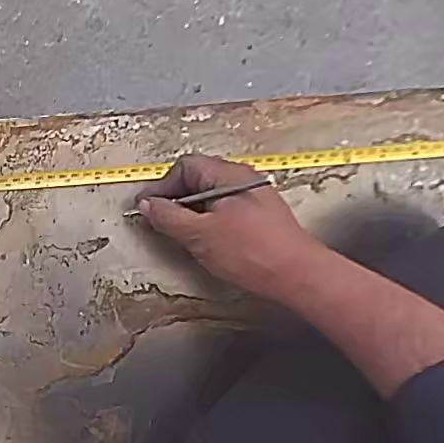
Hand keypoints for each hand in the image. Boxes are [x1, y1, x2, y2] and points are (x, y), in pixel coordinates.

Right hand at [135, 155, 331, 299]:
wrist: (296, 275)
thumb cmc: (251, 252)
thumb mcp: (198, 234)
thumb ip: (167, 216)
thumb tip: (147, 204)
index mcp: (229, 175)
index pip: (185, 167)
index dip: (162, 187)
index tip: (147, 208)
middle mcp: (243, 180)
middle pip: (197, 178)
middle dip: (174, 198)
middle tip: (158, 220)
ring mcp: (252, 197)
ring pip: (209, 195)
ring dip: (189, 211)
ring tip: (179, 233)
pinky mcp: (258, 216)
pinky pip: (222, 209)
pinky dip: (205, 219)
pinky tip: (203, 240)